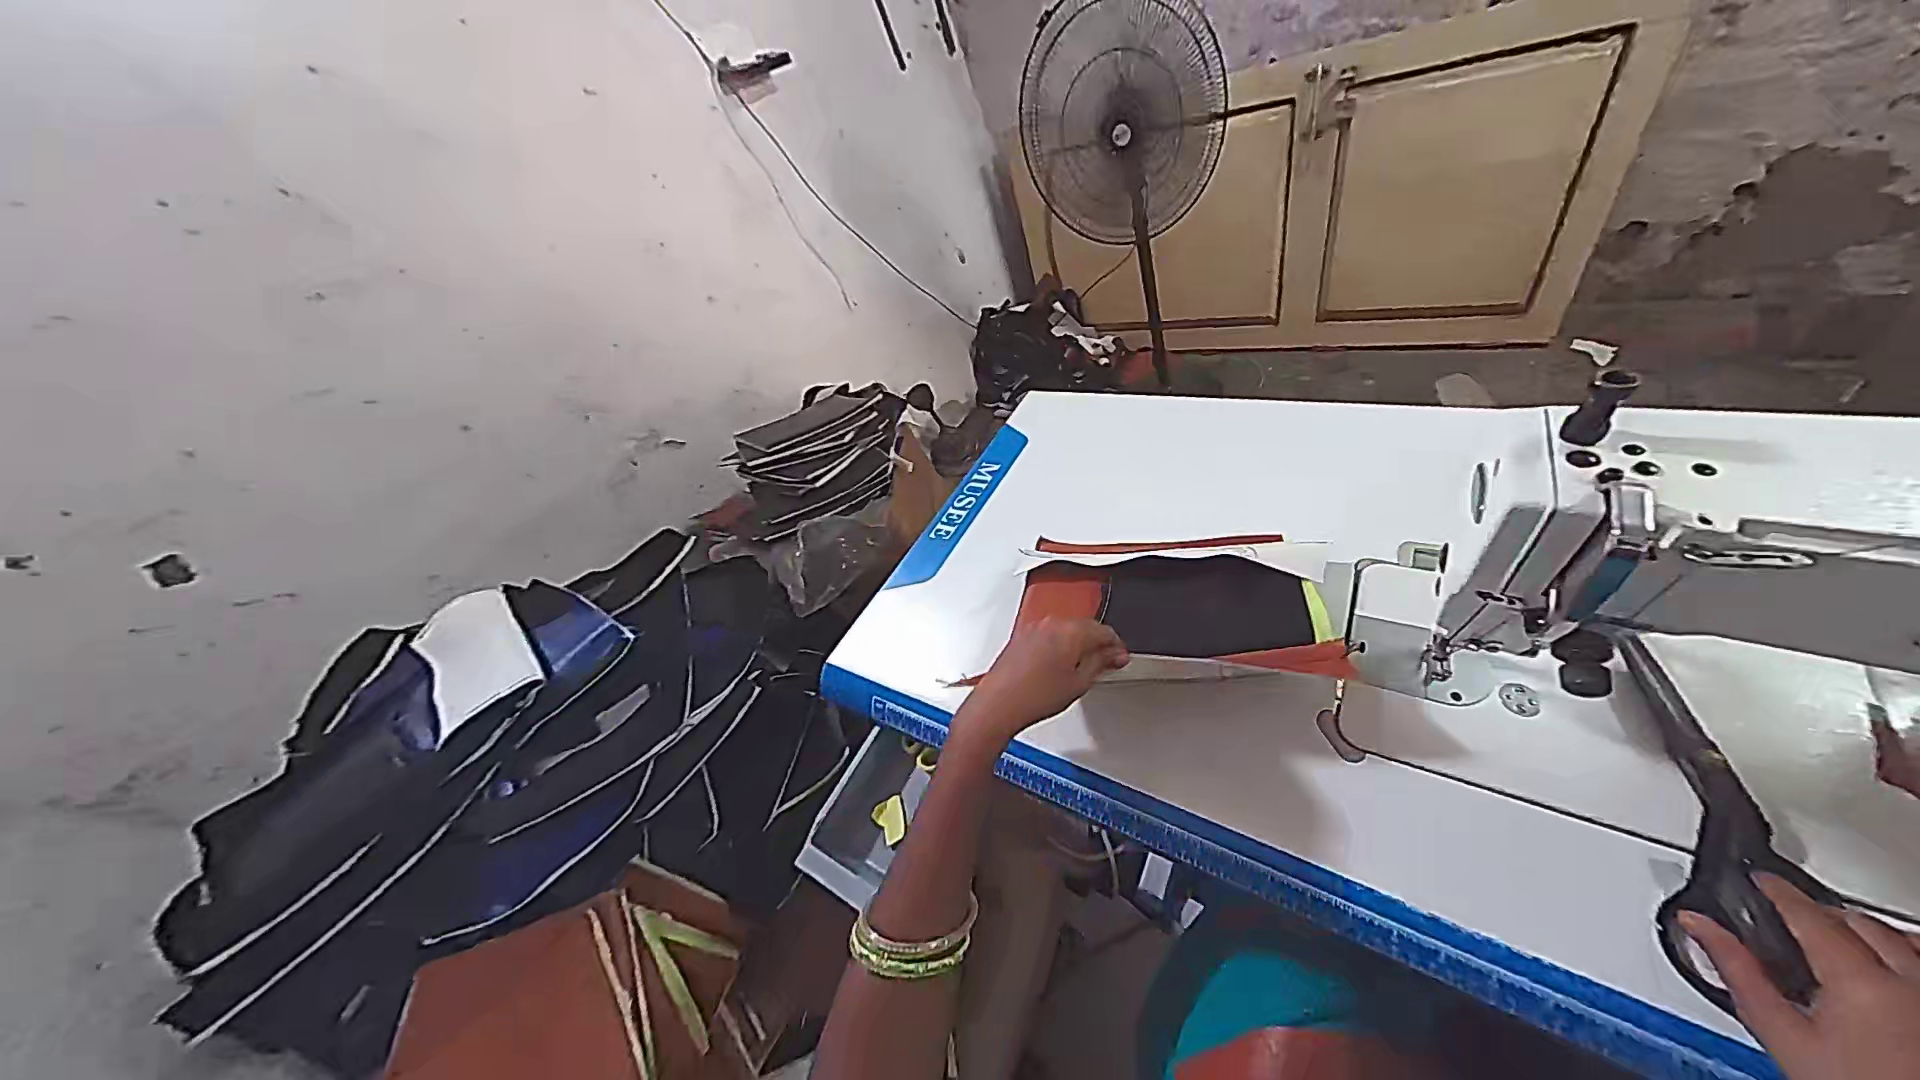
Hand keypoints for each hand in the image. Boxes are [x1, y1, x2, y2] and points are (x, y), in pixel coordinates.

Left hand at [962, 617, 1128, 742]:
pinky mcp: (1021, 636)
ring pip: (1065, 631)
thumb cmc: (1032, 696)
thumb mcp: (1079, 683)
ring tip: (1080, 671)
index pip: (1104, 630)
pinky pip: (1048, 635)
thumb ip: (1101, 663)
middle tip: (1106, 664)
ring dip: (1077, 645)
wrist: (998, 704)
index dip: (1116, 646)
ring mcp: (1034, 628)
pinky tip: (1058, 668)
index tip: (1119, 657)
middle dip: (1097, 644)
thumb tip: (1114, 654)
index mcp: (1070, 631)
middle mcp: (1051, 623)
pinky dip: (1058, 646)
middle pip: (1084, 627)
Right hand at [1681, 875, 1919, 1079]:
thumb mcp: (1780, 1032)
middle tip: (1790, 910)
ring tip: (1839, 932)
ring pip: (1908, 942)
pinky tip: (1890, 961)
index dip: (1777, 891)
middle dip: (1820, 911)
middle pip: (1862, 923)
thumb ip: (1737, 971)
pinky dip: (1905, 953)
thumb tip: (1695, 922)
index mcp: (1861, 981)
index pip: (1809, 915)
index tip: (1761, 881)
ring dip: (1868, 930)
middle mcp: (1913, 985)